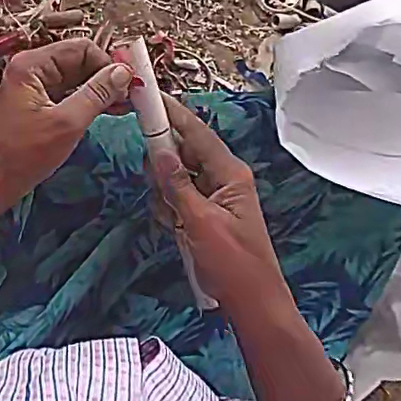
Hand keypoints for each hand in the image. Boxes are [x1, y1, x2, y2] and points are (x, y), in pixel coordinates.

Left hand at [0, 39, 134, 201]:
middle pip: (80, 61)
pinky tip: (110, 111)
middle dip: (106, 77)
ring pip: (77, 77)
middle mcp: (32, 68)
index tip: (129, 84)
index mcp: (32, 65)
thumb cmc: (26, 153)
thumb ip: (97, 94)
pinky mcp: (39, 102)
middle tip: (132, 98)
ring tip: (126, 106)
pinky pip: (70, 92)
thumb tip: (124, 71)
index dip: (107, 64)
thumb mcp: (68, 123)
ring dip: (101, 90)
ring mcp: (34, 85)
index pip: (81, 48)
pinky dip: (89, 100)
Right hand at [149, 95, 291, 318]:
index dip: (172, 113)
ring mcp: (214, 195)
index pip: (196, 132)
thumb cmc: (234, 263)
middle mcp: (223, 177)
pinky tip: (175, 227)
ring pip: (176, 176)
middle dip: (164, 168)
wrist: (251, 303)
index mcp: (230, 172)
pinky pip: (178, 196)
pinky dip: (170, 208)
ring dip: (166, 194)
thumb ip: (176, 184)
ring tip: (173, 220)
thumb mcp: (200, 221)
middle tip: (161, 189)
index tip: (149, 97)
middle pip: (182, 153)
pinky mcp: (205, 211)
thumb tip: (158, 152)